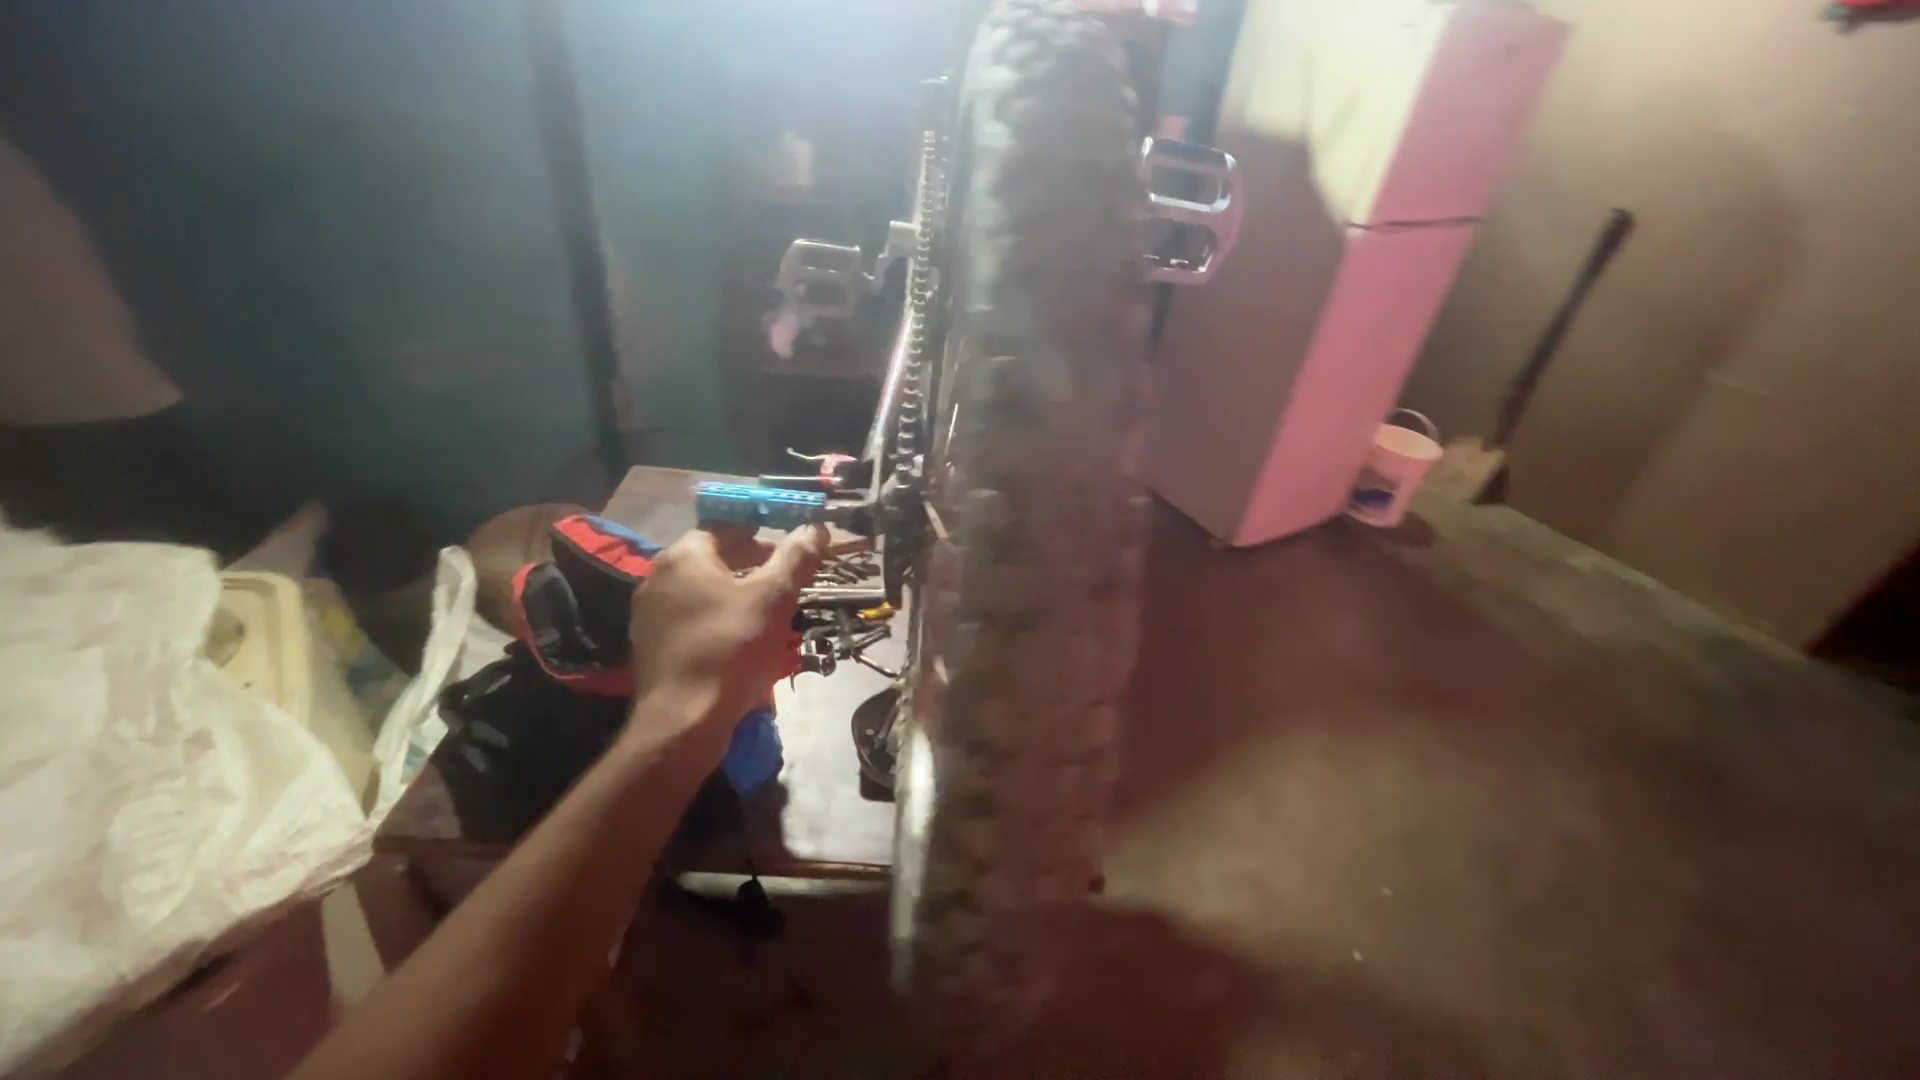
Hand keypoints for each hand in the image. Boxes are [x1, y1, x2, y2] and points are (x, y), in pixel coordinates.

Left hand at [625, 524, 825, 757]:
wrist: (684, 720)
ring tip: (768, 606)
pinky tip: (740, 637)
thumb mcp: (774, 598)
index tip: (786, 541)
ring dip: (734, 590)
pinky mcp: (651, 645)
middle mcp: (657, 577)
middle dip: (749, 561)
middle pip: (710, 558)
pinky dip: (716, 617)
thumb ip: (795, 558)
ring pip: (700, 590)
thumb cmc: (731, 648)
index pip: (723, 526)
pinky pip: (690, 618)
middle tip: (783, 573)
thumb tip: (815, 528)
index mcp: (683, 557)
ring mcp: (649, 614)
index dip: (758, 529)